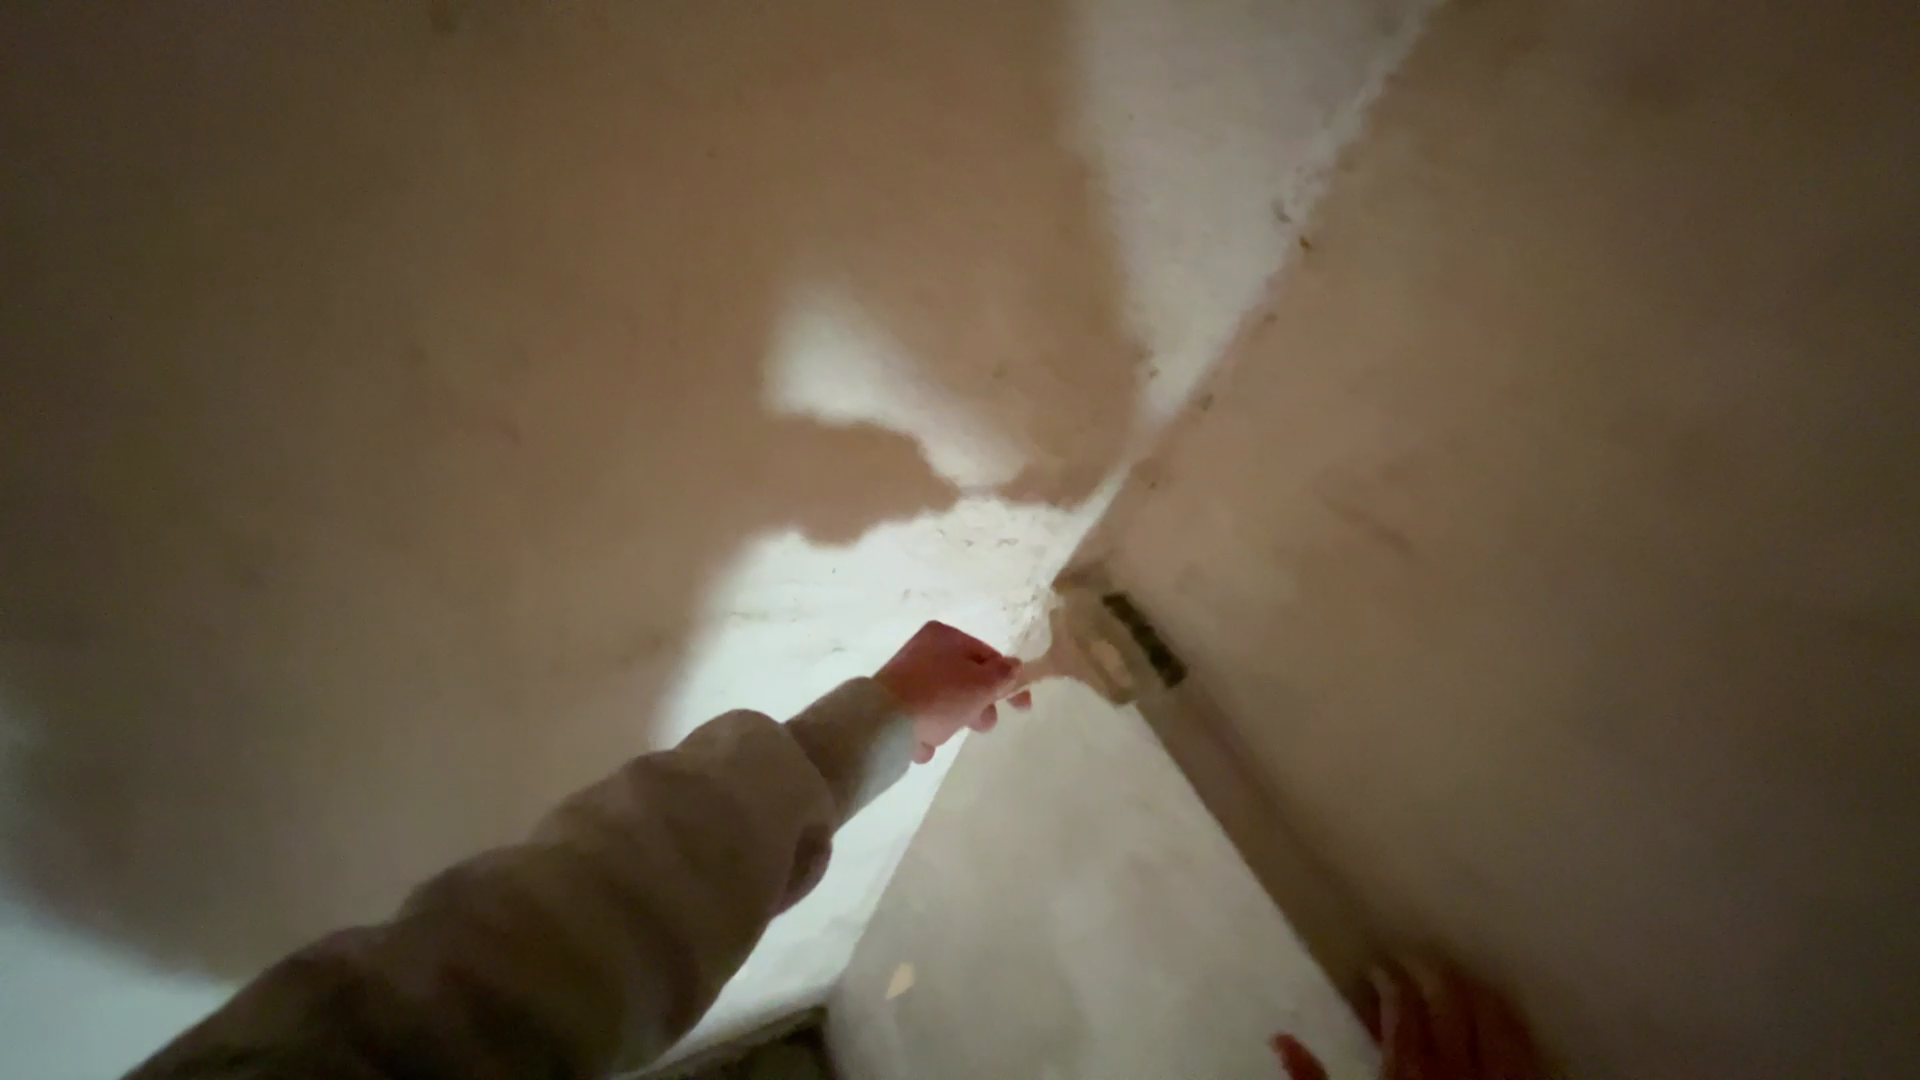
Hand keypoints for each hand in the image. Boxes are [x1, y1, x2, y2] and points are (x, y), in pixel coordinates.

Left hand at [873, 621, 1031, 762]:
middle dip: (979, 705)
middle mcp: (924, 649)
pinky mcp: (893, 701)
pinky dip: (927, 728)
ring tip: (943, 734)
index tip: (1022, 707)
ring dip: (952, 721)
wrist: (883, 723)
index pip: (988, 656)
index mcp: (945, 636)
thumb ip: (1004, 674)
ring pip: (946, 700)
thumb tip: (1015, 666)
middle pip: (967, 679)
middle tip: (981, 723)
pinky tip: (922, 740)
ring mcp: (906, 675)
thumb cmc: (939, 697)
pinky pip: (923, 715)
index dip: (1010, 681)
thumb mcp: (981, 684)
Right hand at [1275, 961, 1542, 1079]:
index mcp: (1408, 1075)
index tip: (1378, 970)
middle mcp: (1453, 1073)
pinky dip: (1513, 1026)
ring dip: (1475, 993)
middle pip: (1447, 1003)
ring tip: (1458, 978)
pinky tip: (1502, 1015)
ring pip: (1493, 1022)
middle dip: (1431, 973)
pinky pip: (1527, 1055)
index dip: (1389, 979)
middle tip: (1413, 962)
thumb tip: (1281, 1038)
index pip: (1402, 1007)